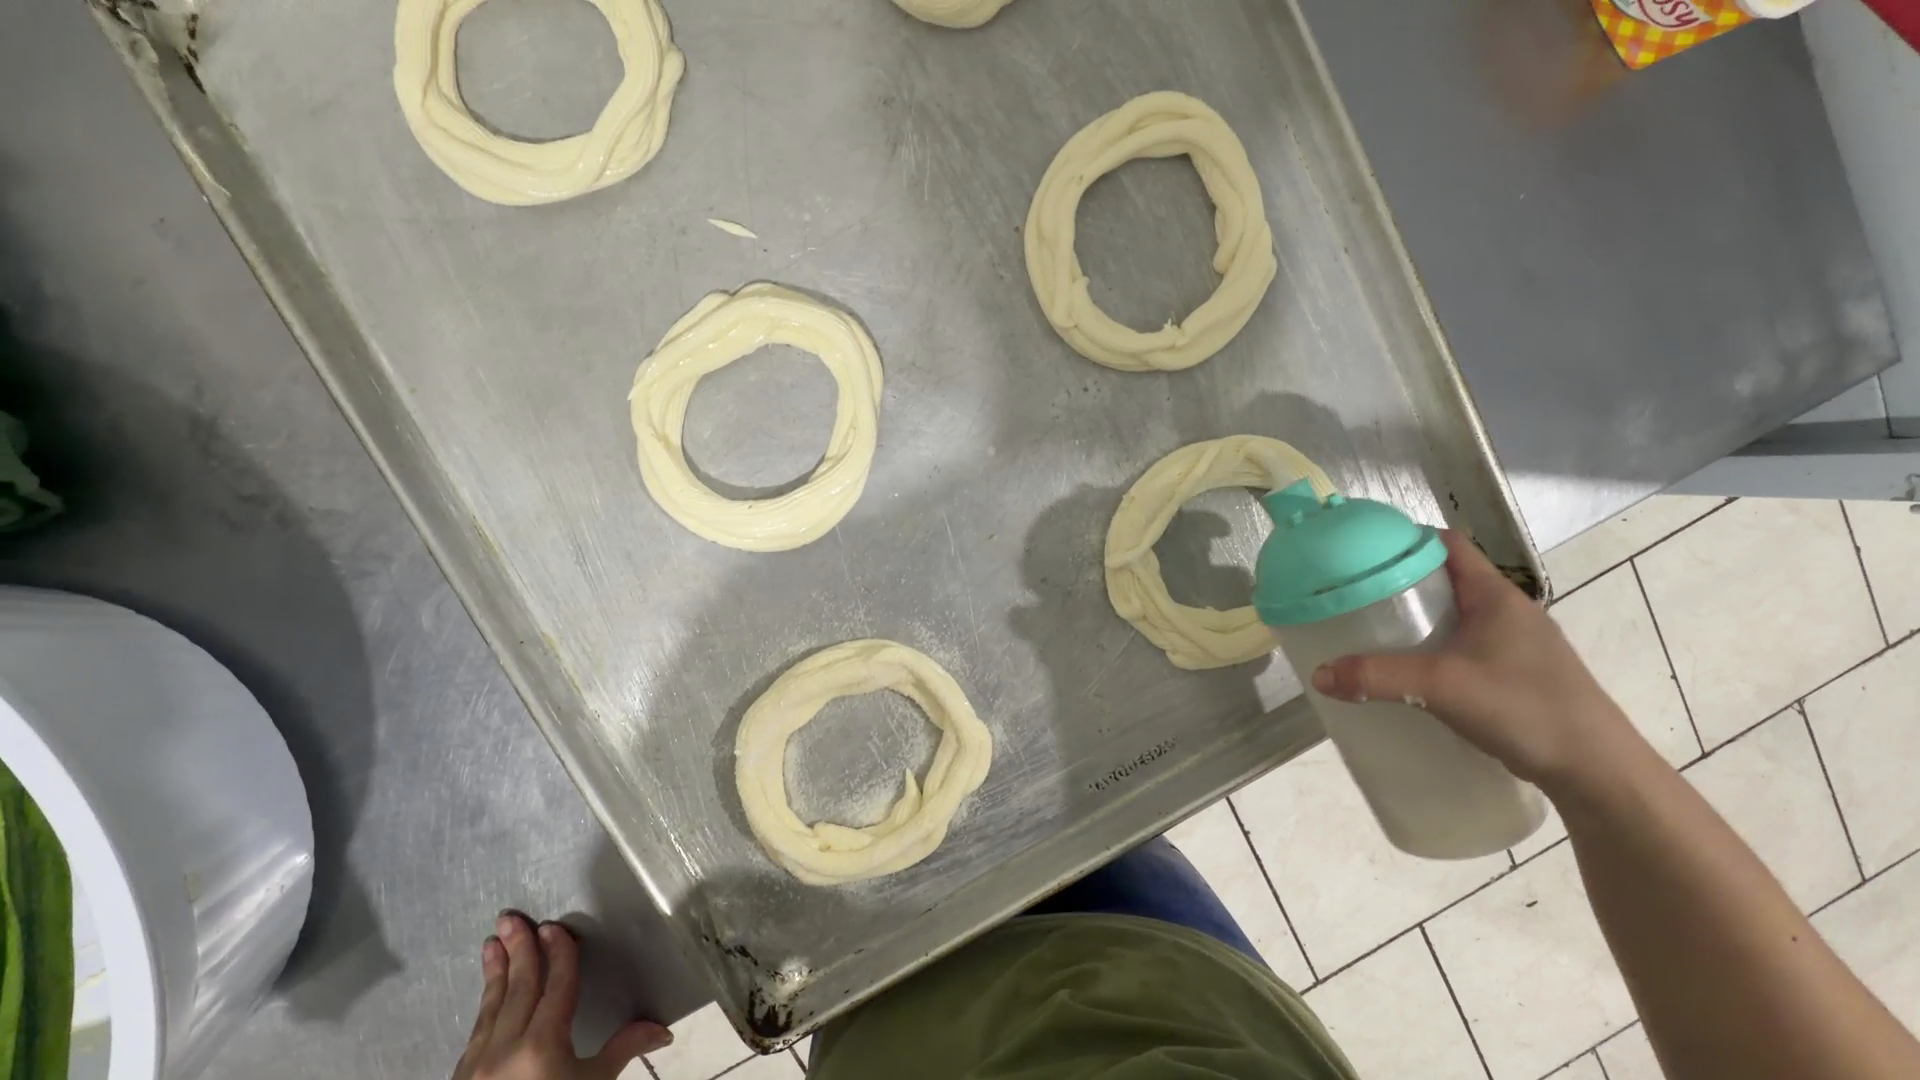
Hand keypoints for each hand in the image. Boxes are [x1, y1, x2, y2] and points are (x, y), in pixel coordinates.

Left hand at [452, 913, 672, 1079]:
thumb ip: (622, 1052)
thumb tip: (663, 1028)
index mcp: (543, 1045)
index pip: (555, 986)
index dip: (558, 954)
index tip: (554, 926)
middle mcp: (505, 1048)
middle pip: (517, 988)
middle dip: (518, 950)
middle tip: (509, 917)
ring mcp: (476, 1066)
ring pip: (490, 1008)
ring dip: (494, 973)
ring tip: (491, 944)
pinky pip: (476, 1033)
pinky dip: (485, 1007)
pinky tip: (487, 1000)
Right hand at [1309, 530, 1636, 791]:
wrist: (1595, 769)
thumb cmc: (1524, 707)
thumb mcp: (1442, 687)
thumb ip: (1377, 677)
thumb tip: (1319, 674)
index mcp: (1496, 596)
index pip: (1448, 545)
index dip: (1405, 541)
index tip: (1362, 552)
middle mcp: (1508, 611)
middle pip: (1446, 580)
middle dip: (1401, 585)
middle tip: (1356, 598)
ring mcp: (1517, 645)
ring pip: (1457, 618)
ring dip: (1419, 622)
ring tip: (1374, 636)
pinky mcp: (1518, 676)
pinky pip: (1466, 650)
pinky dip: (1436, 652)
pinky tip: (1414, 677)